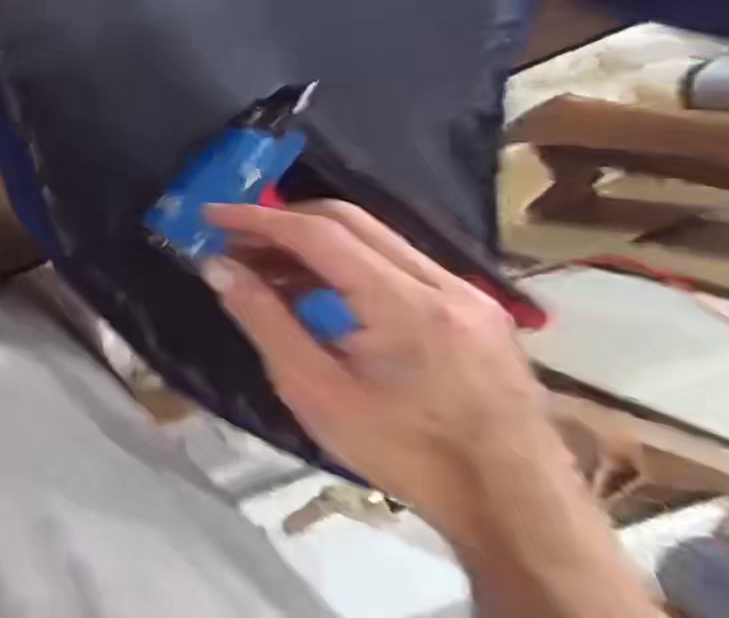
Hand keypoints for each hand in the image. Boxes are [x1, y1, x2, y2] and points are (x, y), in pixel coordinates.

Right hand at [203, 201, 557, 535]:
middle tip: (233, 241)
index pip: (318, 233)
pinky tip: (313, 291)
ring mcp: (468, 295)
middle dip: (282, 221)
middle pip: (348, 220)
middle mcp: (444, 284)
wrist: (519, 513)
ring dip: (311, 242)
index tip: (209, 216)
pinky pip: (395, 263)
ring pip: (373, 238)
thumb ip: (262, 319)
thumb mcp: (314, 390)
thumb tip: (216, 266)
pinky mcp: (475, 311)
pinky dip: (344, 263)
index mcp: (406, 304)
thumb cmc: (406, 454)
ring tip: (262, 267)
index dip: (256, 218)